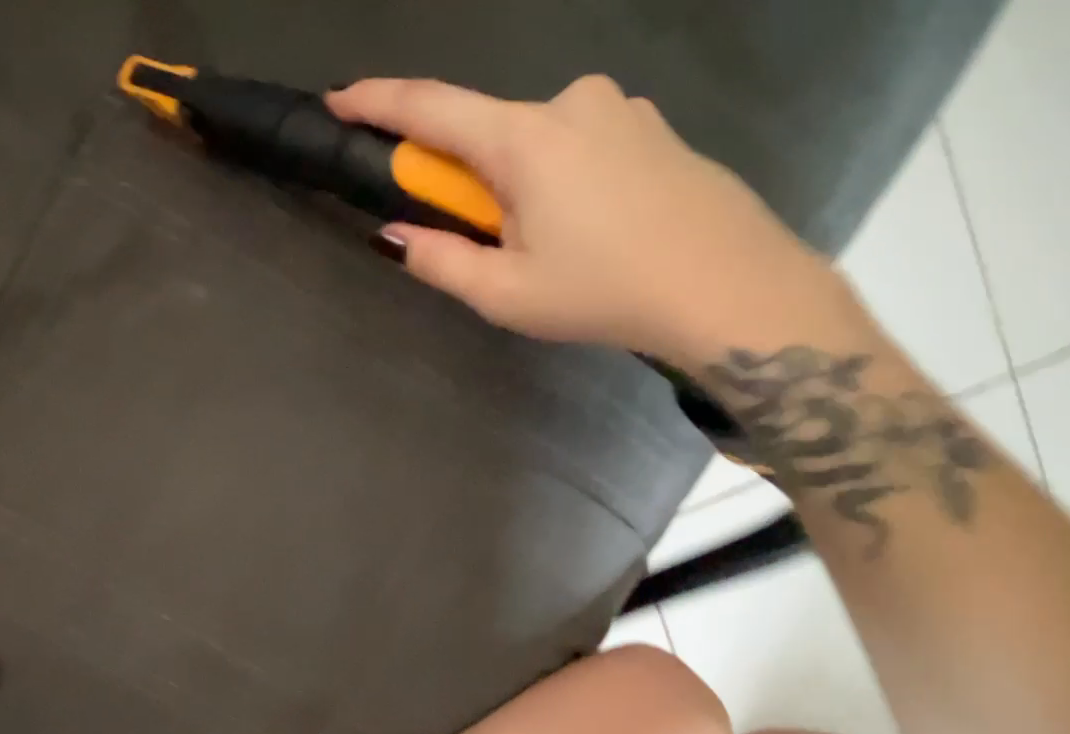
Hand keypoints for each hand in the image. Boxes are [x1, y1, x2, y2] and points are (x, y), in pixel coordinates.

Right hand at [328, 76, 854, 365]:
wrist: (731, 288)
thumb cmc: (604, 292)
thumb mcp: (505, 293)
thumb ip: (439, 260)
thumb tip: (396, 235)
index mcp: (525, 138)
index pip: (430, 109)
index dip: (377, 104)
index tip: (338, 102)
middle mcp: (570, 103)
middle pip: (488, 132)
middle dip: (469, 182)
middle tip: (487, 244)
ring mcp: (619, 110)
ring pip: (538, 143)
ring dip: (521, 187)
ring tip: (552, 250)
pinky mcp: (653, 128)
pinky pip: (581, 146)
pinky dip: (562, 181)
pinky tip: (593, 233)